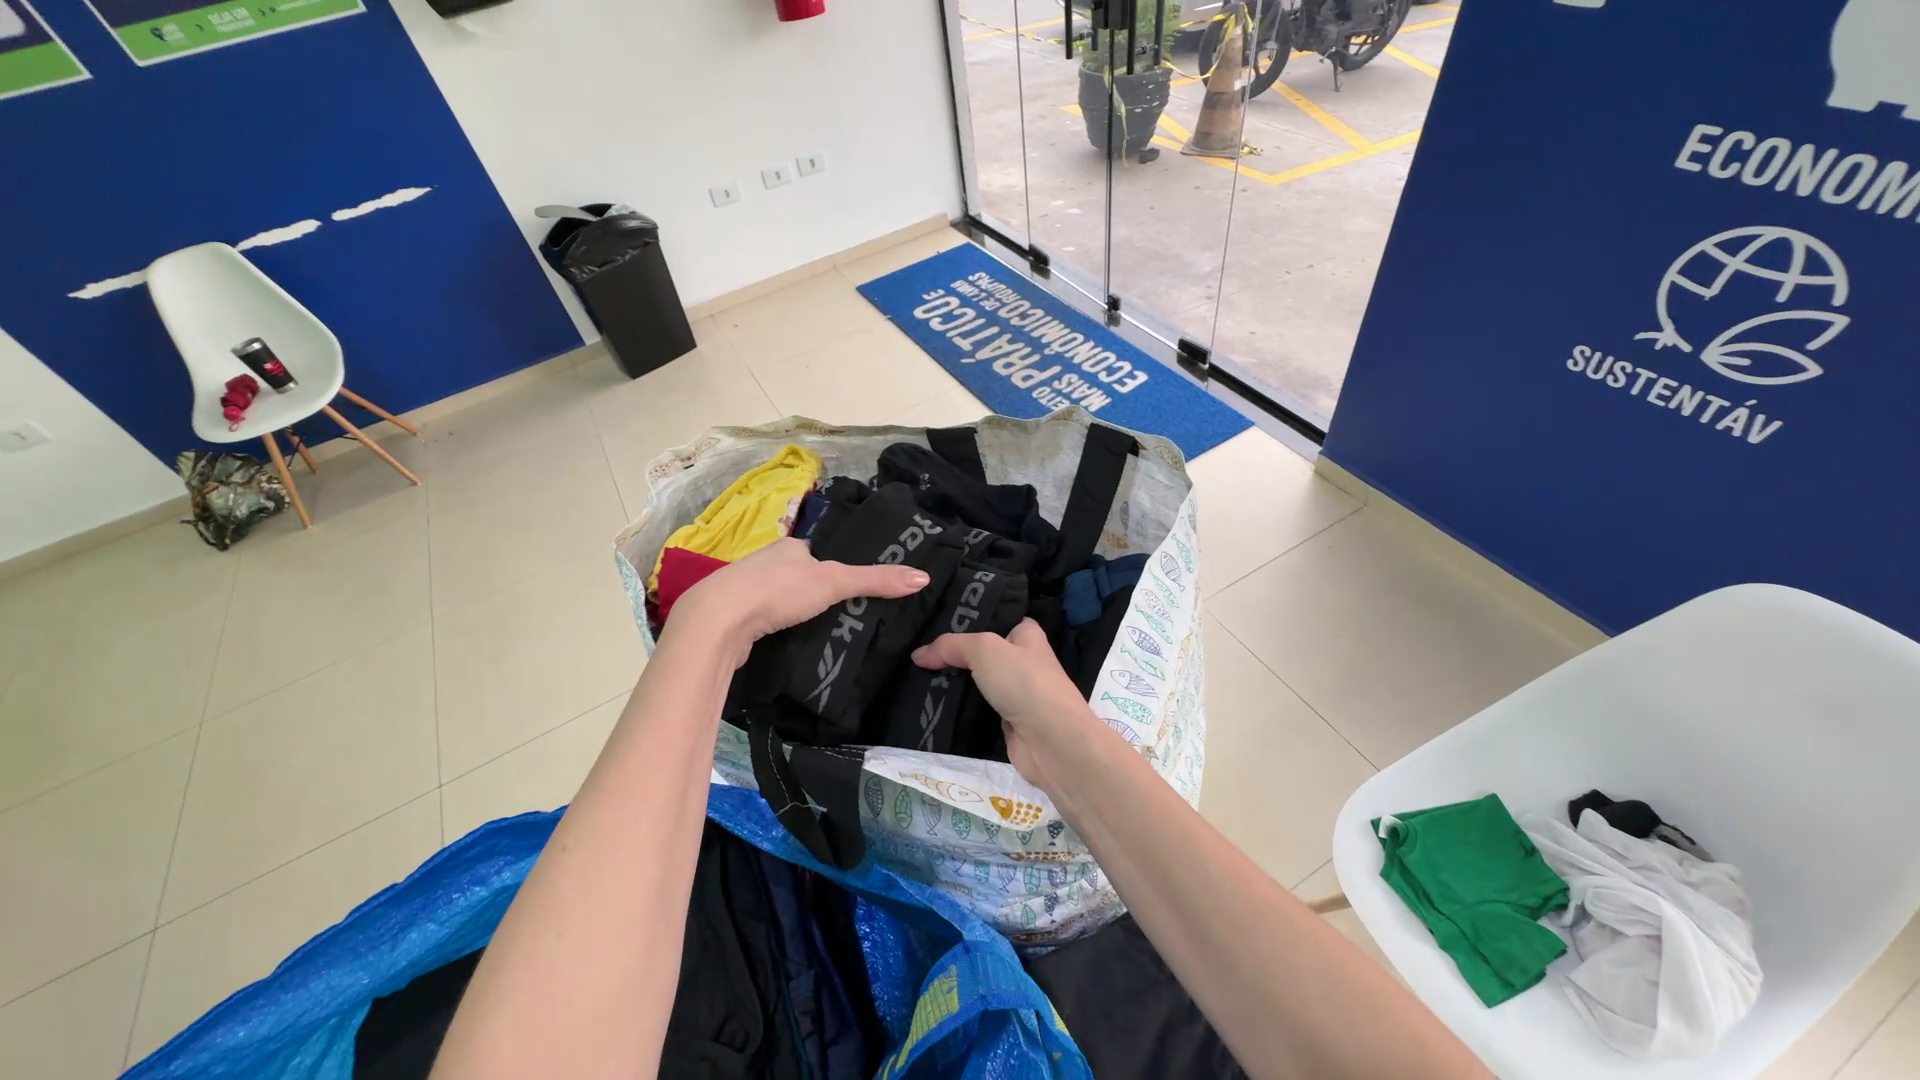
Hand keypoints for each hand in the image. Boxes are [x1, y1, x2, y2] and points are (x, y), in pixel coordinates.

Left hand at [668, 538, 928, 665]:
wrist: (719, 621)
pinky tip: (792, 642)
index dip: (839, 569)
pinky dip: (780, 629)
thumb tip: (923, 577)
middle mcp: (767, 562)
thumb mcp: (835, 582)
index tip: (856, 588)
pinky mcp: (737, 618)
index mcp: (790, 546)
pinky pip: (767, 621)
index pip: (821, 553)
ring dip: (798, 613)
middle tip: (846, 613)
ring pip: (782, 600)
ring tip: (824, 631)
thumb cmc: (778, 591)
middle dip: (819, 594)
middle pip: (802, 576)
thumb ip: (876, 581)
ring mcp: (748, 590)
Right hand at [910, 619, 1103, 796]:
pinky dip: (958, 706)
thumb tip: (918, 654)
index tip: (932, 621)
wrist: (1051, 741)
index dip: (966, 620)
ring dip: (952, 681)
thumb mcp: (984, 649)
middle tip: (916, 650)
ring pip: (976, 680)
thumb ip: (950, 646)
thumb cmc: (1024, 682)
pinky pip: (976, 707)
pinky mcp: (1006, 720)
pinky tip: (931, 702)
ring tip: (915, 674)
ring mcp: (1014, 692)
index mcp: (1026, 634)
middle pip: (981, 652)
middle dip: (953, 653)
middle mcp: (1022, 660)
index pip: (994, 619)